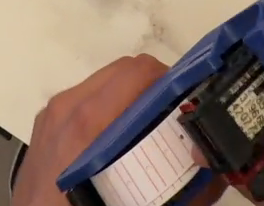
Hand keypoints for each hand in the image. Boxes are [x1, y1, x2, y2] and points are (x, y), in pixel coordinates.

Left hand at [12, 53, 225, 205]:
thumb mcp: (144, 205)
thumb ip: (185, 193)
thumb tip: (217, 170)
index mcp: (85, 124)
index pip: (137, 73)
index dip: (171, 82)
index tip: (193, 104)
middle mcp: (66, 107)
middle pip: (122, 72)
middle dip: (156, 89)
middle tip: (180, 120)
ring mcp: (52, 113)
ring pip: (104, 82)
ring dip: (134, 99)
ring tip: (155, 132)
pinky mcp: (46, 124)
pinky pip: (86, 99)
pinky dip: (111, 110)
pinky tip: (124, 144)